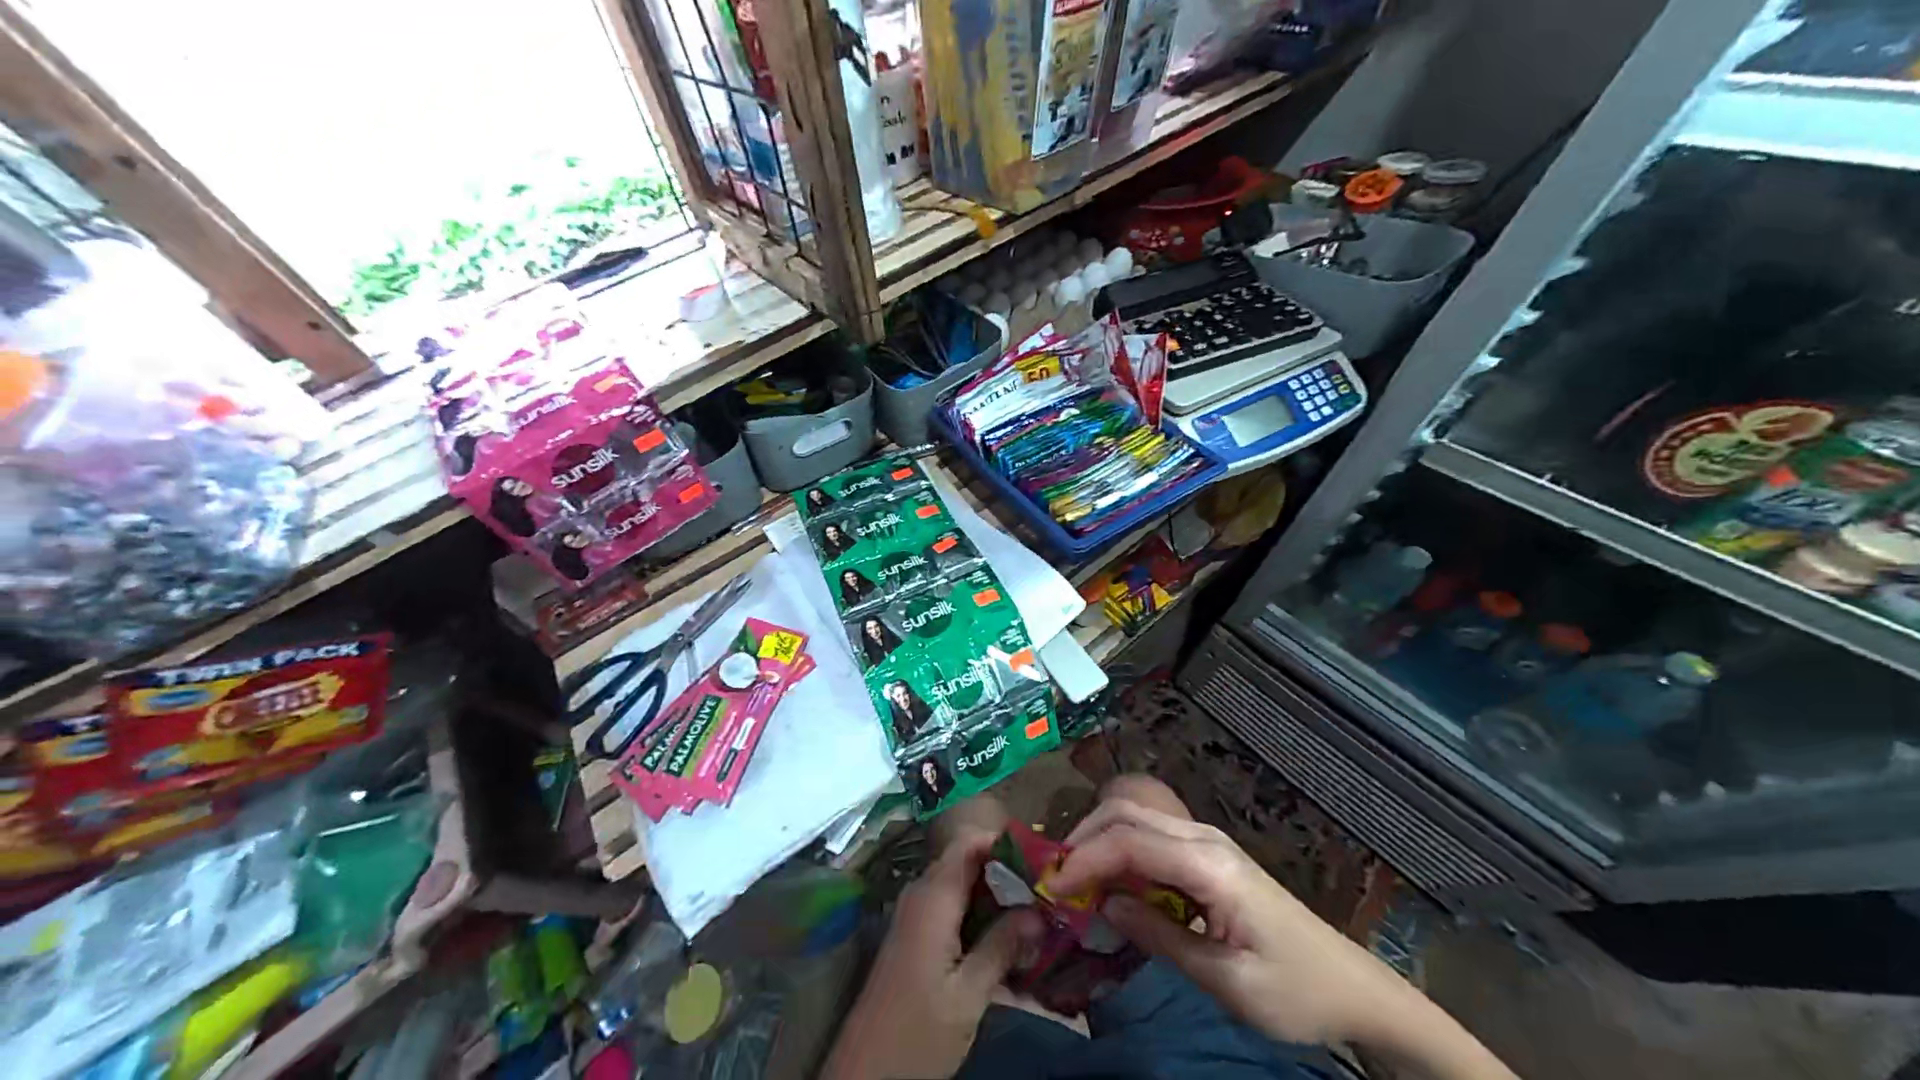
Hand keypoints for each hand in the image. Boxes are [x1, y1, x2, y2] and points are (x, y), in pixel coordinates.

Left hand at [821, 827, 1044, 1079]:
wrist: (864, 1076)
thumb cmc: (917, 1034)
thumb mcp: (968, 995)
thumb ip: (1001, 946)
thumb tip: (1037, 910)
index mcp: (933, 899)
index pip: (968, 844)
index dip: (1004, 842)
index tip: (1041, 858)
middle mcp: (920, 896)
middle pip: (966, 861)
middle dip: (1006, 869)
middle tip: (1046, 888)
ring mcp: (914, 915)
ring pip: (959, 884)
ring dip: (994, 892)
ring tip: (1034, 910)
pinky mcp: (913, 936)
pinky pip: (949, 906)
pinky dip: (977, 911)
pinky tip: (1004, 934)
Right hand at [1054, 800, 1515, 1079]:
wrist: (1353, 988)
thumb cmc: (1295, 992)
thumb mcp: (1226, 982)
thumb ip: (1161, 938)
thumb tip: (1105, 905)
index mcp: (1209, 865)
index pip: (1129, 840)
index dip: (1083, 859)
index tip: (1052, 888)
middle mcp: (1204, 838)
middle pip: (1125, 811)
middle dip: (1082, 838)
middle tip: (1057, 881)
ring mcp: (1206, 841)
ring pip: (1134, 815)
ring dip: (1098, 840)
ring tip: (1076, 882)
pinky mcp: (1206, 853)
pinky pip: (1150, 834)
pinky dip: (1119, 849)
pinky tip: (1110, 882)